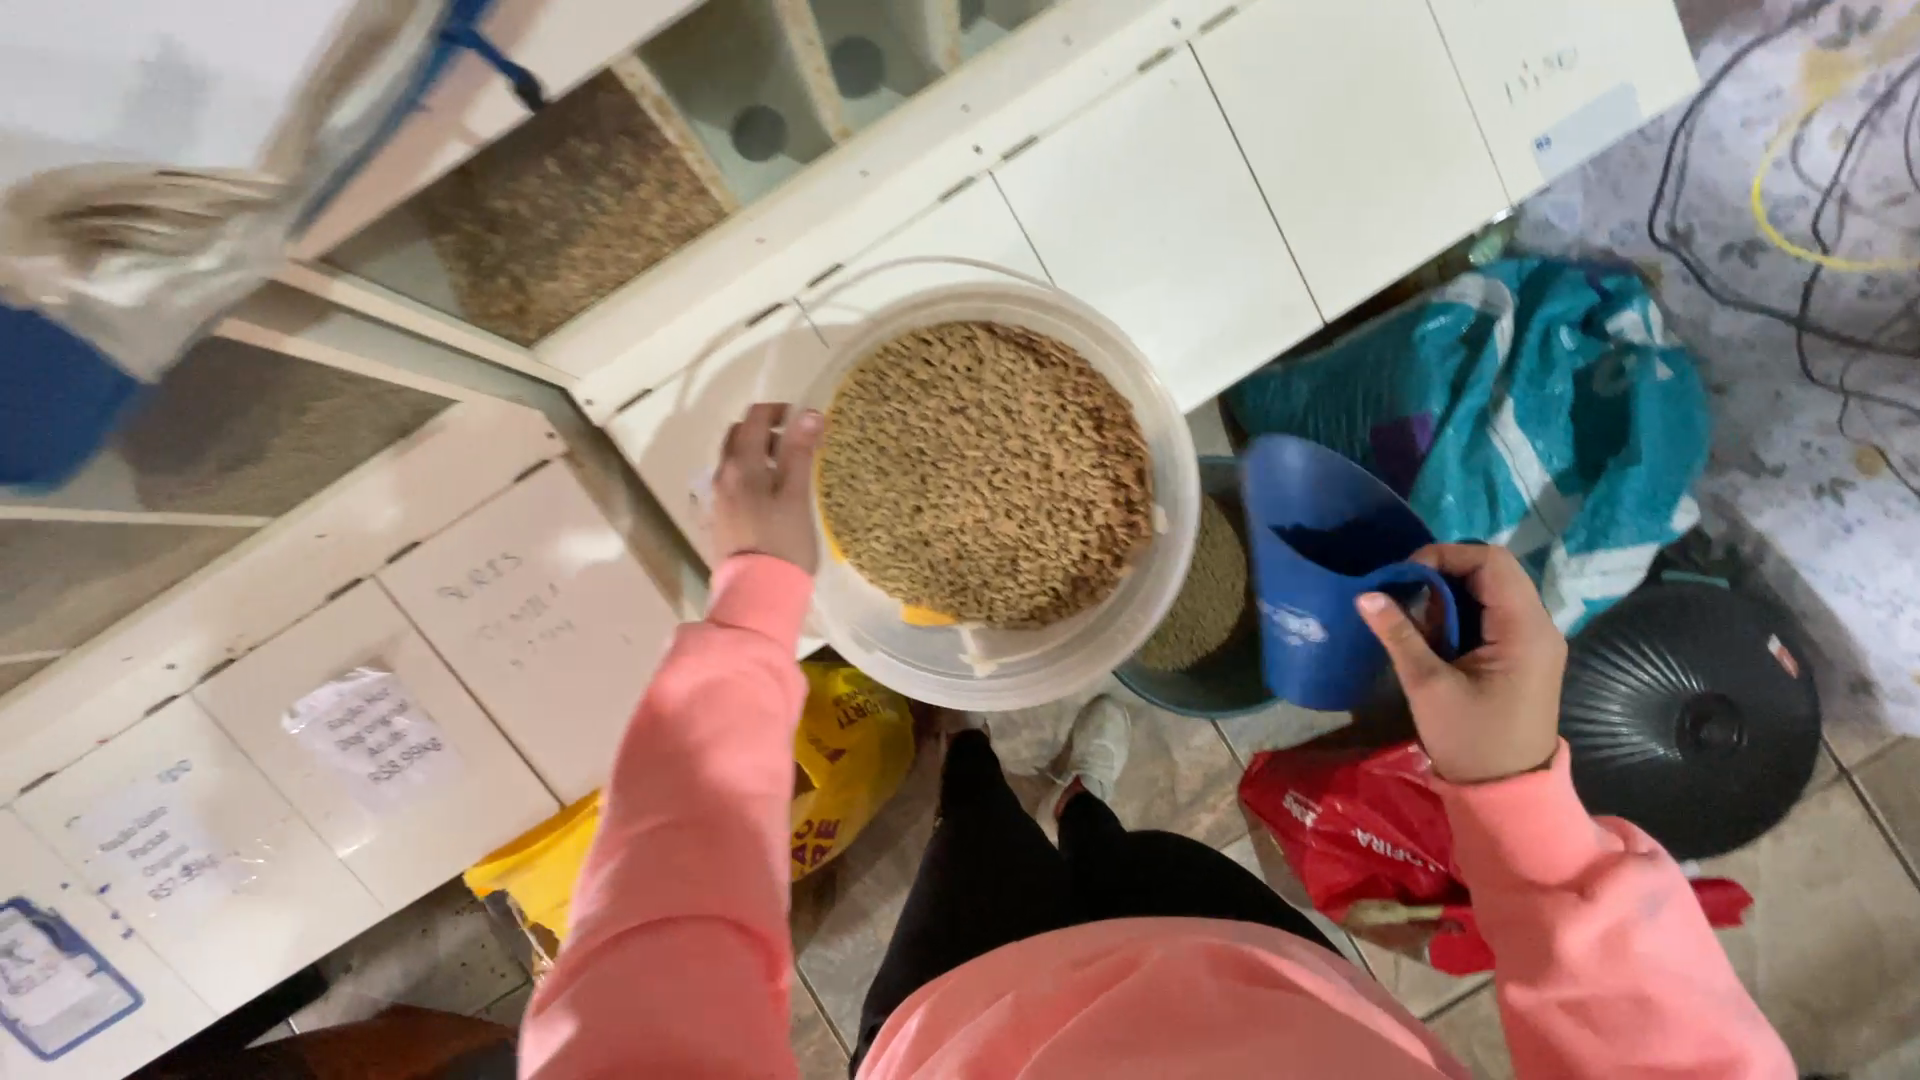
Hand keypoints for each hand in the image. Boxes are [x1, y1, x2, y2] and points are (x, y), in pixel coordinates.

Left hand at [711, 402, 824, 573]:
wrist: (758, 592)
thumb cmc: (784, 542)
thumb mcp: (797, 496)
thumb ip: (800, 452)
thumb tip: (809, 413)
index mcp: (741, 465)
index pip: (754, 418)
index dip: (779, 411)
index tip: (804, 421)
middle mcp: (722, 476)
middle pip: (738, 435)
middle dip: (765, 430)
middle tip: (795, 445)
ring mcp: (717, 498)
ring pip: (733, 460)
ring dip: (757, 454)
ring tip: (786, 473)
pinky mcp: (719, 518)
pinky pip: (732, 483)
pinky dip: (750, 476)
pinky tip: (770, 498)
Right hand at [1355, 544, 1564, 784]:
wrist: (1506, 790)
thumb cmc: (1470, 738)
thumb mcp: (1427, 685)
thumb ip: (1399, 634)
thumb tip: (1365, 594)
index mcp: (1525, 630)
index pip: (1491, 562)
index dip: (1445, 555)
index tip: (1404, 574)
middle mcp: (1538, 626)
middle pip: (1493, 570)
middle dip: (1443, 570)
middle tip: (1403, 590)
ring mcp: (1532, 640)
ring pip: (1491, 589)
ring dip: (1449, 590)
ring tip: (1413, 612)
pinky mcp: (1521, 653)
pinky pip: (1491, 612)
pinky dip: (1459, 609)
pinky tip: (1432, 630)